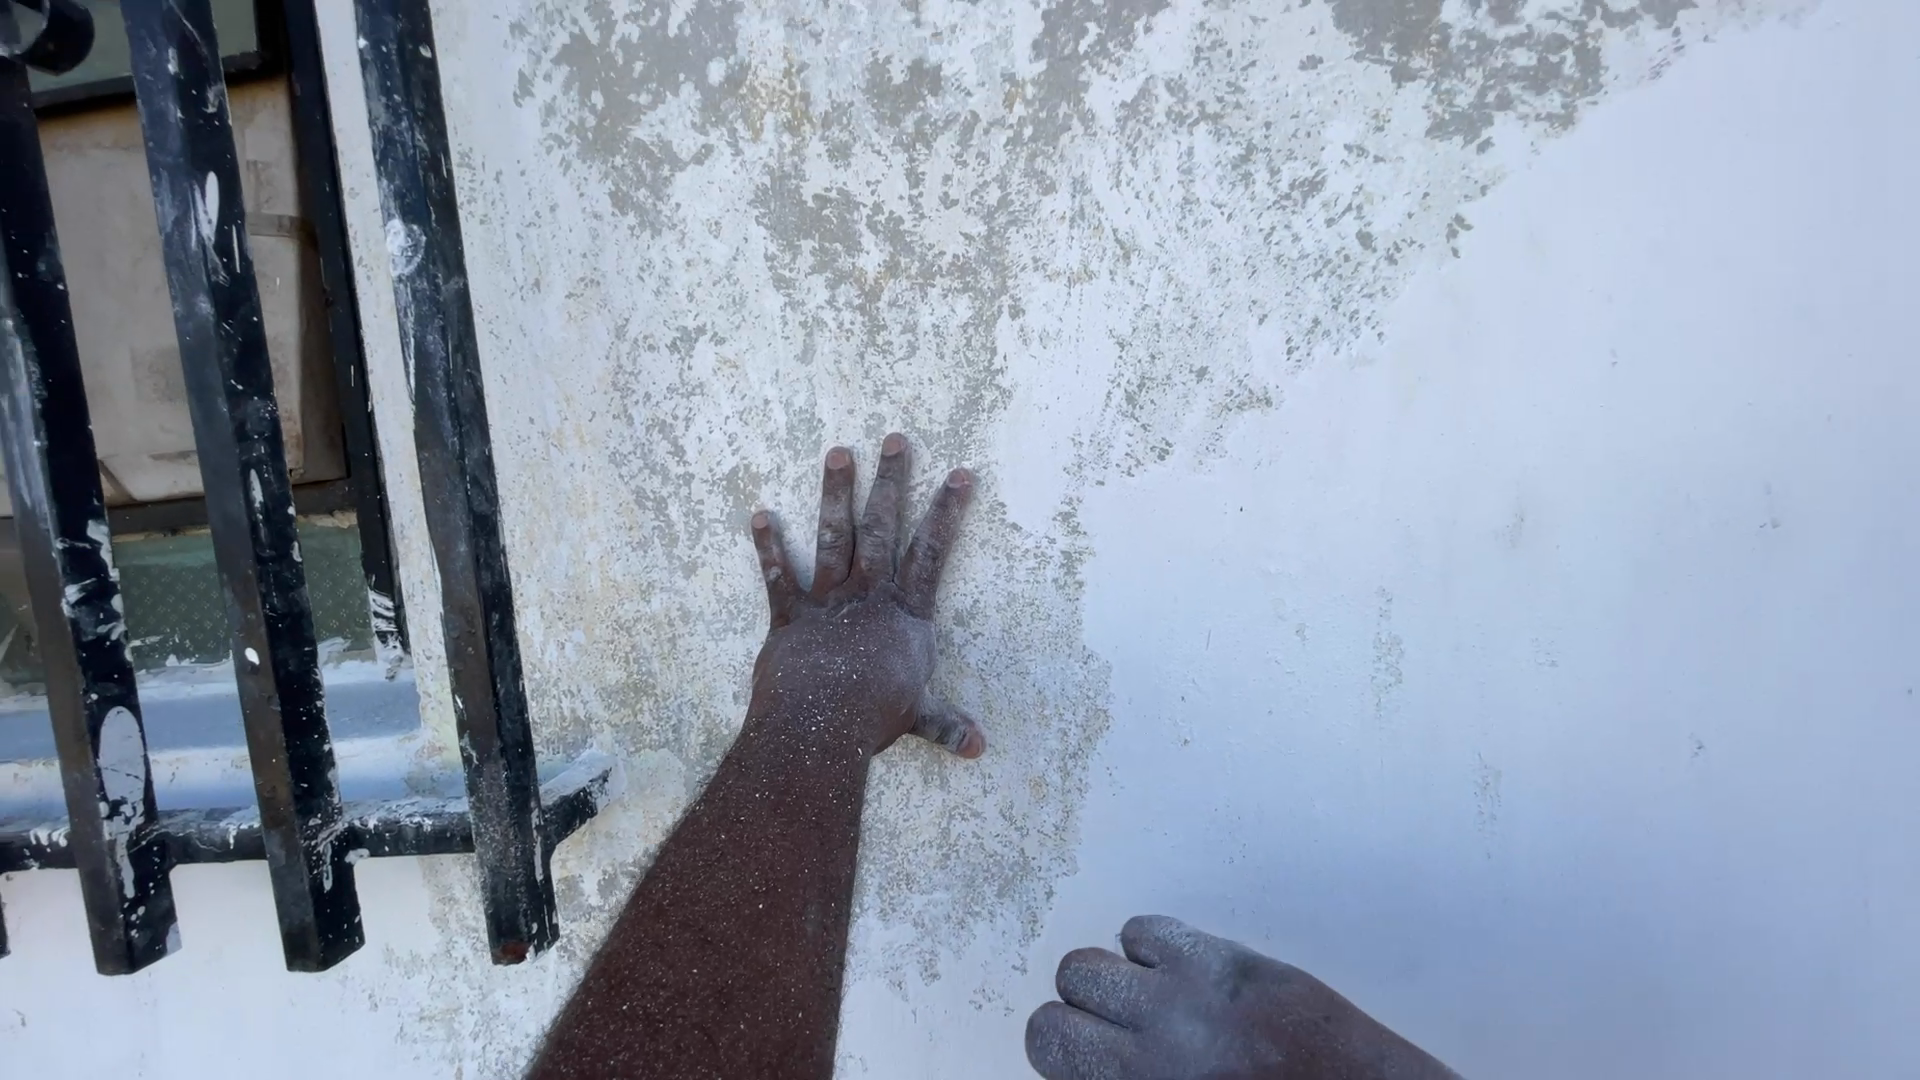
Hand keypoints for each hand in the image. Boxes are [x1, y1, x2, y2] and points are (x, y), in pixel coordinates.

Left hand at [747, 433, 984, 758]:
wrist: (820, 723)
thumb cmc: (874, 718)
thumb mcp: (918, 717)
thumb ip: (946, 725)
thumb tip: (979, 749)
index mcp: (905, 613)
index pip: (932, 552)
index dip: (948, 512)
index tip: (960, 474)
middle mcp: (869, 594)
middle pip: (883, 527)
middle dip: (891, 482)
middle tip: (895, 439)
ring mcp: (828, 599)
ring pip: (835, 535)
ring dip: (836, 494)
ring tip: (838, 452)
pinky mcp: (790, 614)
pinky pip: (778, 575)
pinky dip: (768, 546)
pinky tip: (759, 514)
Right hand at [1027, 916, 1460, 1079]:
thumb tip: (1087, 1067)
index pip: (1046, 1043)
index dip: (1057, 1055)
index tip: (1082, 1065)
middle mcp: (1153, 1046)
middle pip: (1057, 1004)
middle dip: (1072, 1023)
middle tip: (1109, 1040)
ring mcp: (1186, 994)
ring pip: (1087, 961)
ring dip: (1103, 987)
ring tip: (1142, 1008)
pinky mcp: (1220, 958)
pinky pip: (1142, 931)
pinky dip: (1144, 953)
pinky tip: (1174, 981)